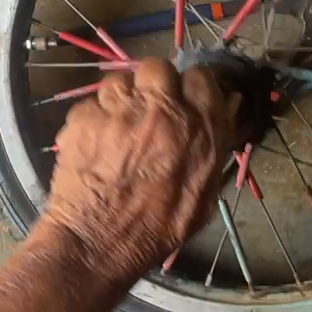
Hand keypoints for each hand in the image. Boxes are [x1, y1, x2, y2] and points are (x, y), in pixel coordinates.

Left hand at [39, 58, 239, 281]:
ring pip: (120, 80)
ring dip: (119, 98)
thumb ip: (213, 150)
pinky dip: (91, 120)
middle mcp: (162, 111)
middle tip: (145, 108)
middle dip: (152, 84)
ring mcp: (120, 111)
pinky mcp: (85, 117)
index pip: (201, 77)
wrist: (97, 243)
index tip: (182, 100)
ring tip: (115, 125)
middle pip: (158, 67)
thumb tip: (226, 111)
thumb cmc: (156, 229)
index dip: (189, 87)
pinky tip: (92, 143)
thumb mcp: (203, 197)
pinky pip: (90, 104)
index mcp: (199, 130)